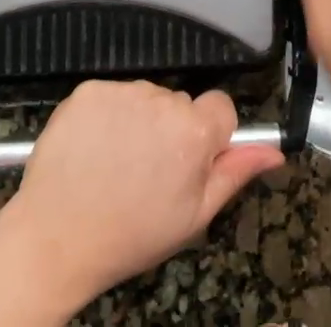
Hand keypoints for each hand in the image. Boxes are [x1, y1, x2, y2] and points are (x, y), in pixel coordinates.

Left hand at [0, 81, 282, 306]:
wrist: (56, 239)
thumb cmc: (130, 234)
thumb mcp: (195, 215)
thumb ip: (236, 173)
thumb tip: (274, 152)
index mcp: (193, 131)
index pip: (221, 107)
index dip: (209, 135)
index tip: (190, 159)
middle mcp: (160, 101)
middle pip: (180, 103)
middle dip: (172, 129)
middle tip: (149, 171)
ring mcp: (120, 93)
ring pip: (145, 98)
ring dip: (139, 121)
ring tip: (117, 164)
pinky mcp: (87, 91)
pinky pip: (111, 94)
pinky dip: (106, 116)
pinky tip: (96, 149)